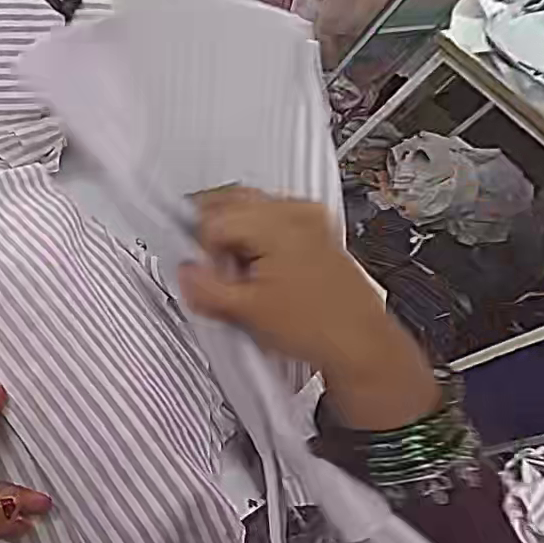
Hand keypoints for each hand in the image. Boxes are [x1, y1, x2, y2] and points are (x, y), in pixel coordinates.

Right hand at [178, 187, 440, 428]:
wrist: (359, 343)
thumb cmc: (318, 328)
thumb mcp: (246, 312)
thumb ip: (204, 288)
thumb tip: (184, 272)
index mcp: (277, 222)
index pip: (213, 218)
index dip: (200, 248)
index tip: (202, 271)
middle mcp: (296, 211)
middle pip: (231, 200)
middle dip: (210, 230)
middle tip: (206, 264)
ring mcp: (310, 218)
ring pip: (250, 206)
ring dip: (232, 230)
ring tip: (235, 269)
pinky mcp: (317, 231)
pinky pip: (272, 217)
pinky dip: (255, 234)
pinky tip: (256, 265)